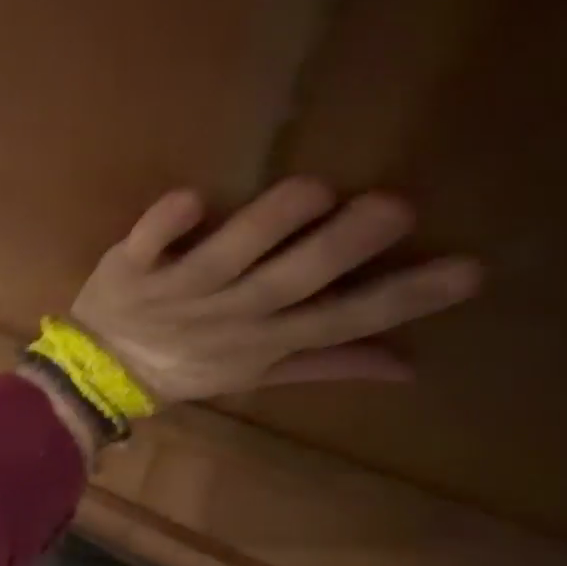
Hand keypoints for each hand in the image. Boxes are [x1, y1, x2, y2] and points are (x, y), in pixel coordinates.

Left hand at [71, 178, 481, 405]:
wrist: (99, 373)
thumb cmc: (185, 369)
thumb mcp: (258, 375)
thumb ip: (327, 362)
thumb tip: (411, 364)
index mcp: (264, 341)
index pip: (343, 320)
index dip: (403, 298)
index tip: (467, 269)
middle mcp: (226, 315)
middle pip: (290, 281)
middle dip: (341, 247)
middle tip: (395, 206)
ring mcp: (174, 291)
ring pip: (224, 258)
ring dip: (266, 225)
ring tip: (313, 190)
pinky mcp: (128, 269)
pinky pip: (147, 244)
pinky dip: (164, 225)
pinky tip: (190, 197)